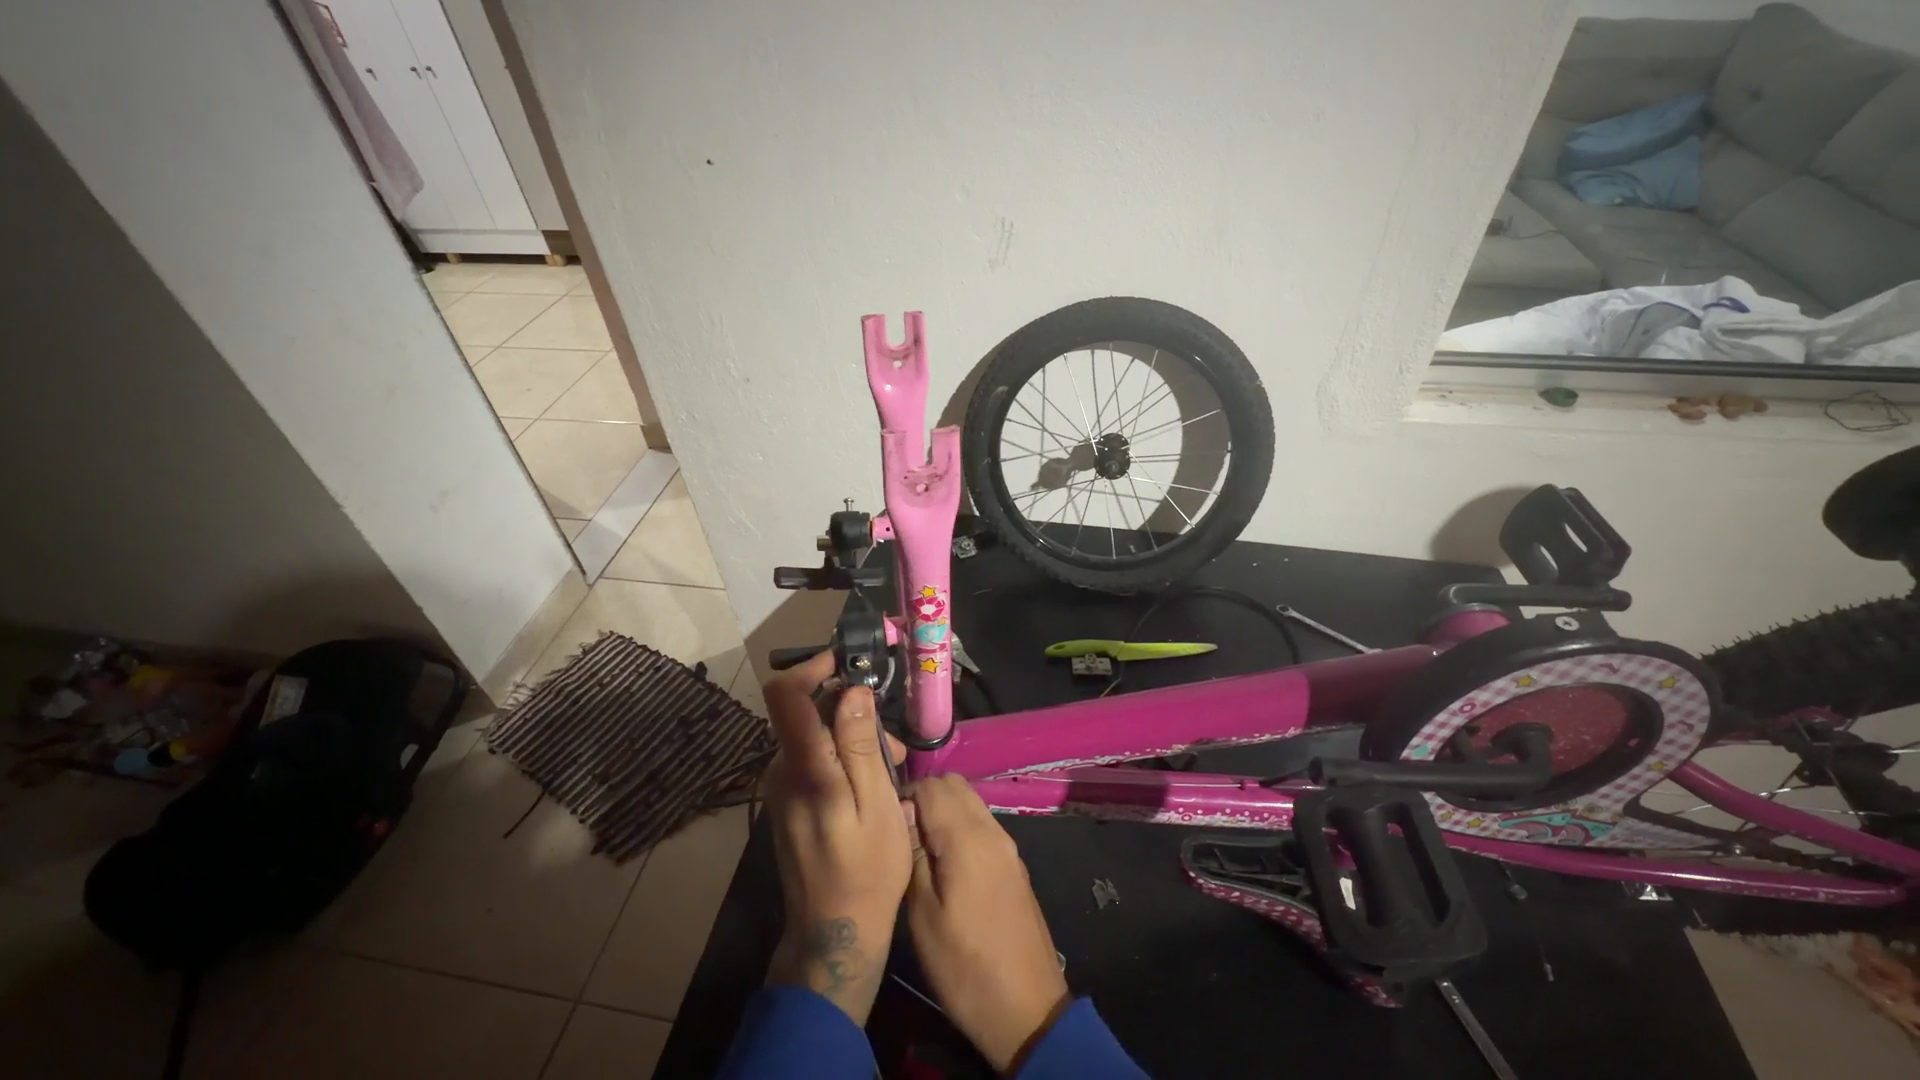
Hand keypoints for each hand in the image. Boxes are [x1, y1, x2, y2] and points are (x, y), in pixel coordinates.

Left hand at [760, 650, 910, 1025]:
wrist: (833, 933)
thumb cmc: (867, 871)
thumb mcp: (878, 806)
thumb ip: (861, 745)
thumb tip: (852, 690)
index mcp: (804, 768)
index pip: (784, 695)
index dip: (812, 667)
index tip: (848, 662)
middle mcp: (780, 771)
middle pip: (806, 714)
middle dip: (851, 714)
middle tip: (895, 746)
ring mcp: (779, 789)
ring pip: (812, 739)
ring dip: (851, 742)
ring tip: (892, 774)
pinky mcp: (784, 805)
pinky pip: (810, 763)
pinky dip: (840, 762)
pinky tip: (871, 791)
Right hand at [906, 774, 1070, 1073]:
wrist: (1027, 1009)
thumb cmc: (965, 967)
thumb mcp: (923, 916)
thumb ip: (913, 856)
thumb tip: (903, 815)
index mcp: (969, 839)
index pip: (931, 785)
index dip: (904, 797)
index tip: (886, 826)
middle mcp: (993, 832)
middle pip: (954, 786)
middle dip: (924, 798)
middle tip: (901, 835)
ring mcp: (1008, 847)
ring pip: (970, 803)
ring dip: (943, 812)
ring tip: (918, 851)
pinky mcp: (1014, 865)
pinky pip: (982, 825)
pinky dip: (961, 828)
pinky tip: (944, 865)